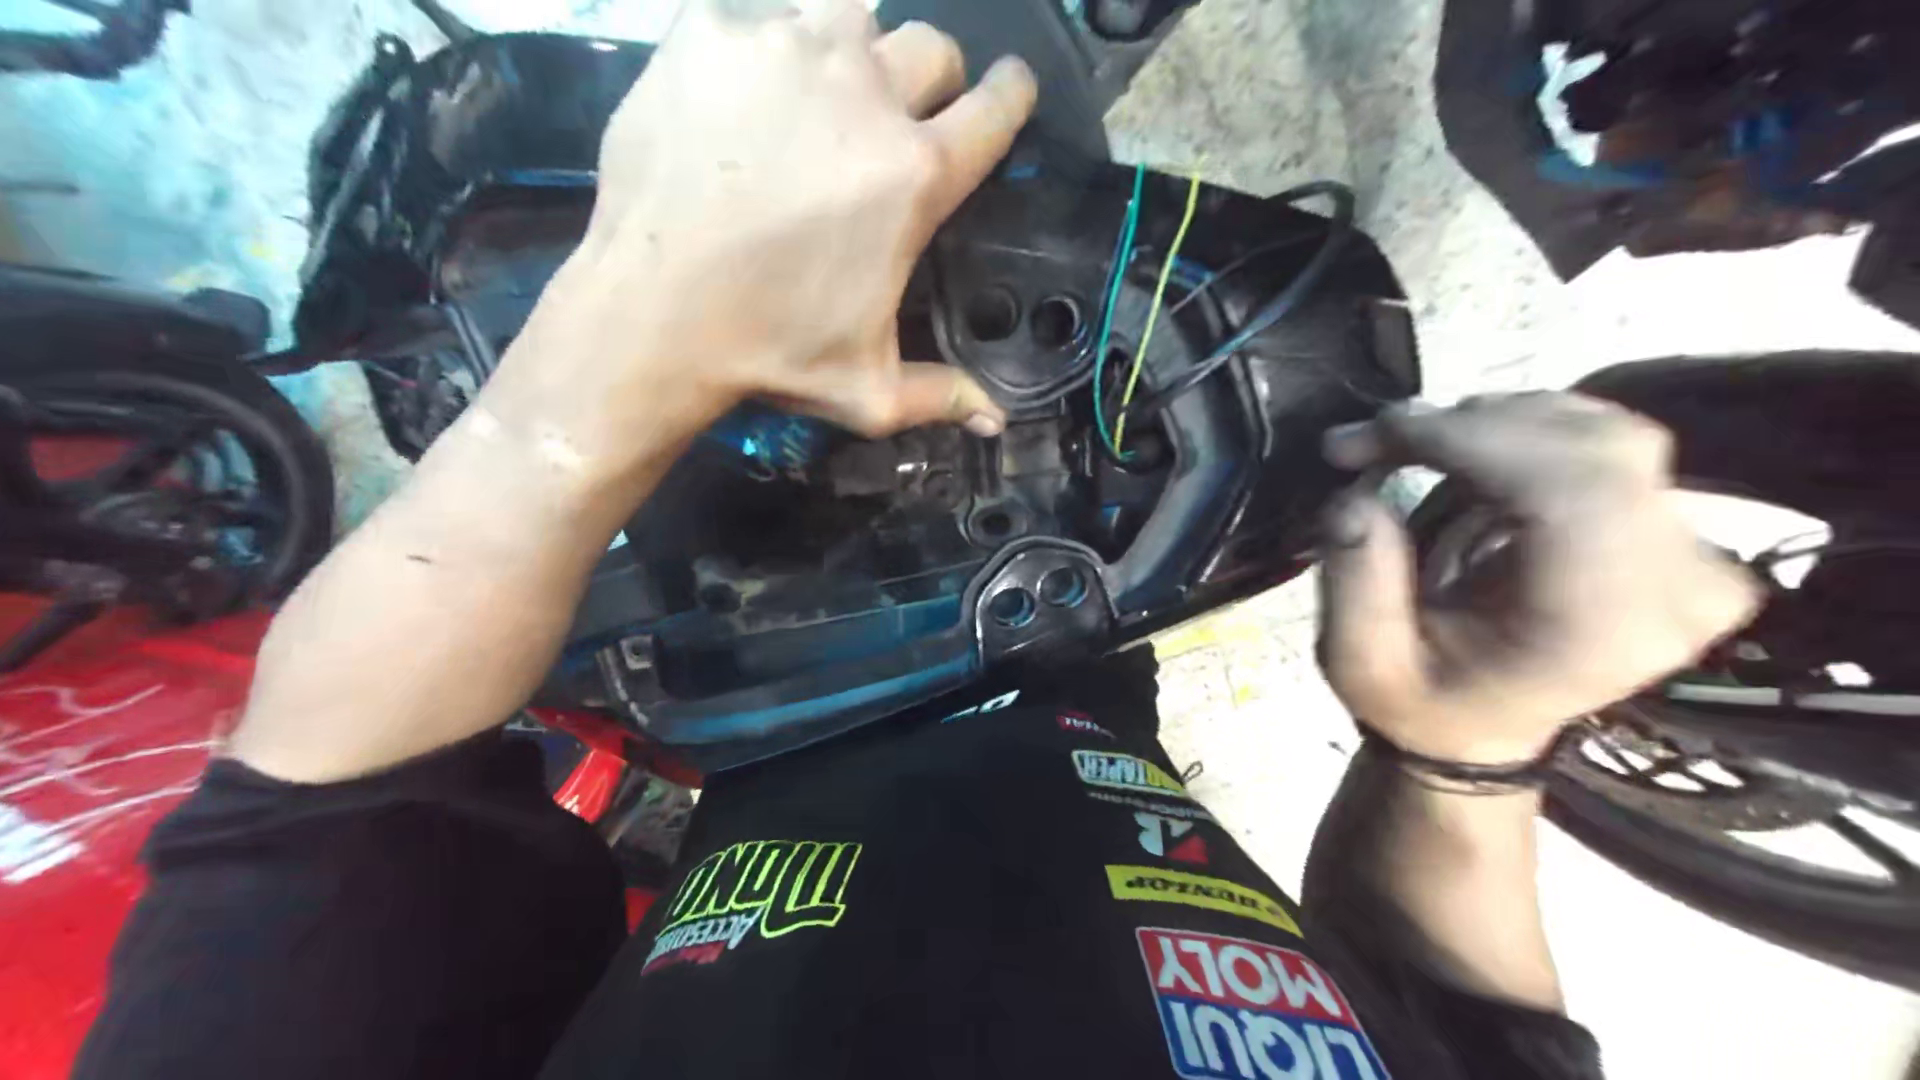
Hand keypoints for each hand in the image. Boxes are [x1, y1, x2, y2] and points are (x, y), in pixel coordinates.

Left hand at [491, 0, 1031, 469]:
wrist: (653, 318)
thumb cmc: (773, 354)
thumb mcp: (870, 391)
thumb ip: (941, 395)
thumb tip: (997, 422)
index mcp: (915, 175)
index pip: (997, 107)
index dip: (1011, 97)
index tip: (1006, 96)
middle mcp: (864, 93)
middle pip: (932, 48)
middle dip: (932, 82)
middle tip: (895, 126)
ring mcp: (784, 50)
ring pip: (852, 16)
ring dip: (854, 55)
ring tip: (822, 107)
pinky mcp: (709, 37)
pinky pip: (761, 22)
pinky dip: (768, 57)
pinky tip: (743, 110)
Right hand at [1315, 393, 1763, 765]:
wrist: (1480, 724)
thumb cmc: (1419, 702)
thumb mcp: (1359, 663)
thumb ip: (1357, 583)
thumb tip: (1357, 495)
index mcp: (1601, 628)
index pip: (1572, 491)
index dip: (1473, 440)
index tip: (1376, 433)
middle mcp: (1674, 585)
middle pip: (1592, 448)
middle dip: (1467, 425)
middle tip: (1371, 439)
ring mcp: (1685, 551)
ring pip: (1598, 431)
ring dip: (1485, 422)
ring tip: (1404, 445)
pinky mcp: (1665, 526)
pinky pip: (1598, 442)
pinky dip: (1515, 428)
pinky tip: (1457, 451)